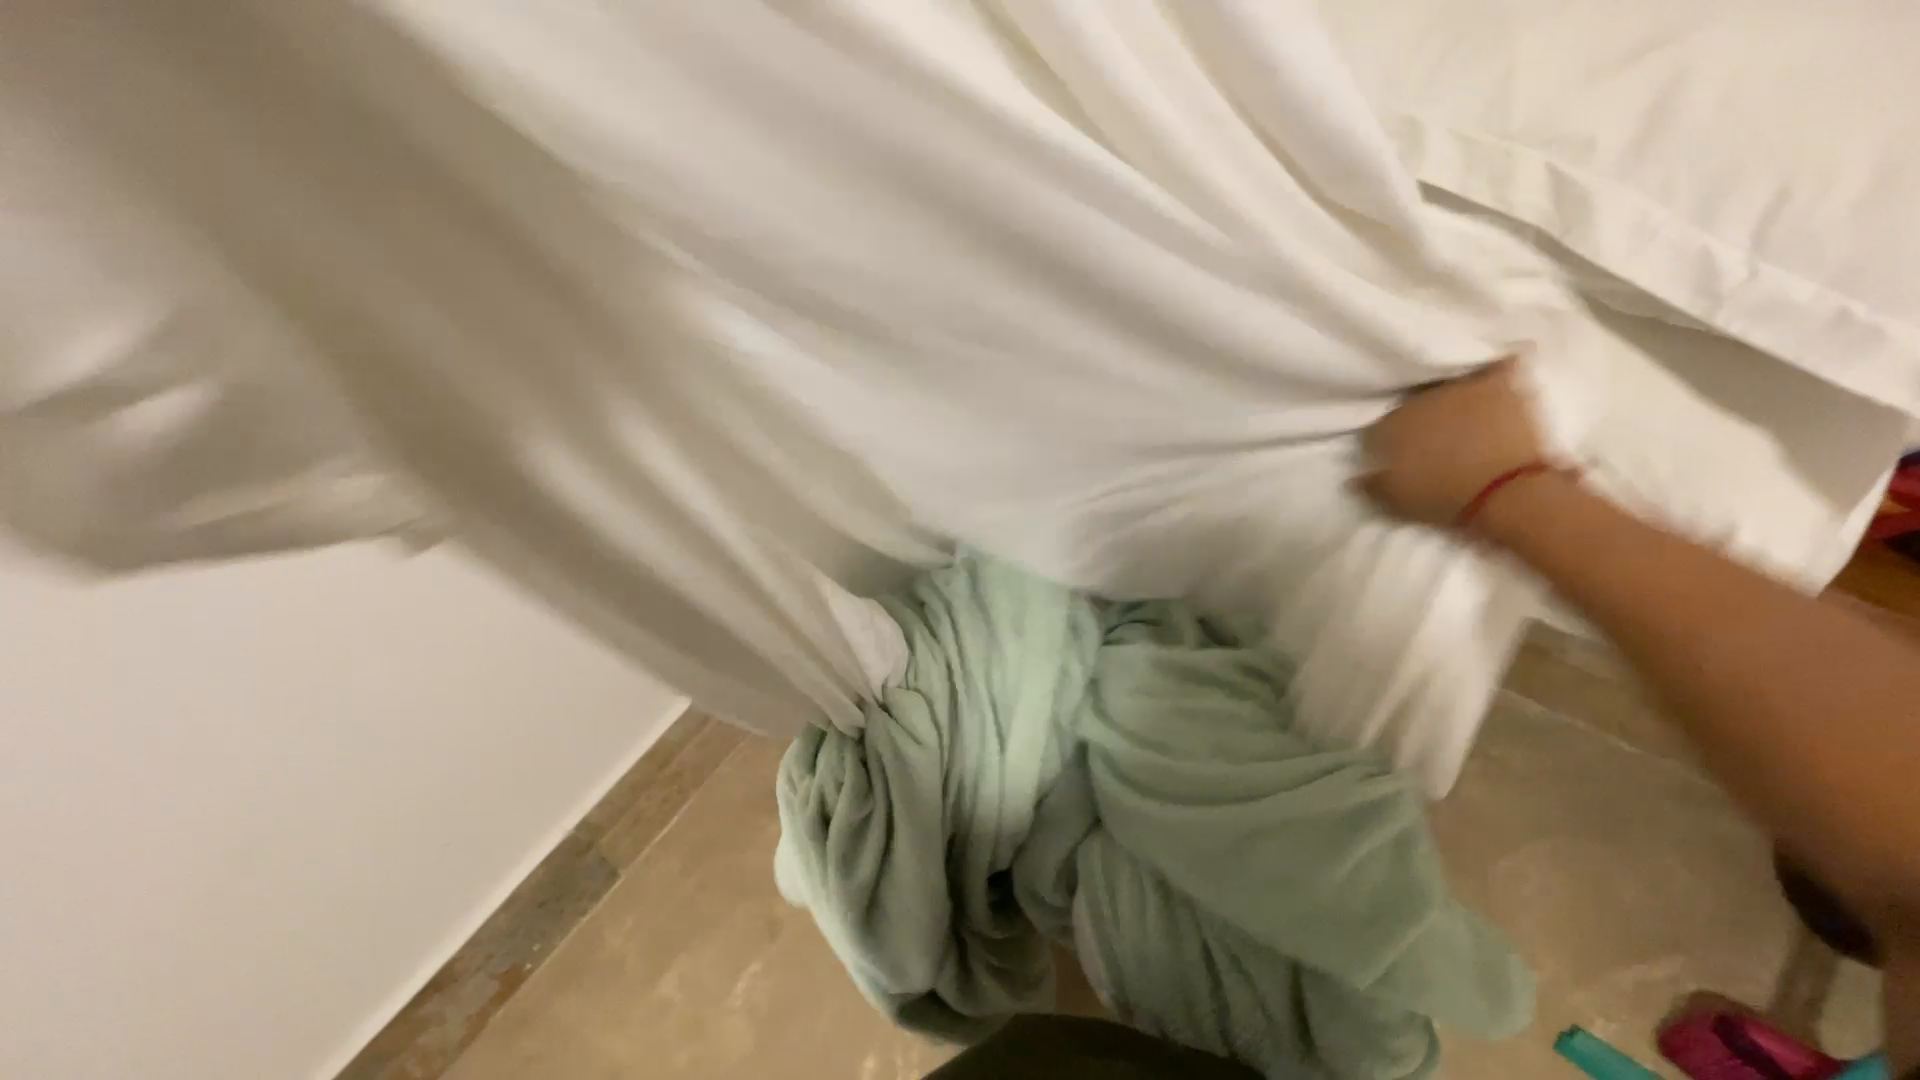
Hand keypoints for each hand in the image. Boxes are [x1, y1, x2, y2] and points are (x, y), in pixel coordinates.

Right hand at [1356, 359, 1549, 527]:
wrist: (1505, 494)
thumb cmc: (1445, 498)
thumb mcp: (1395, 501)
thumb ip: (1371, 485)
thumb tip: (1353, 478)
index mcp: (1391, 425)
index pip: (1380, 426)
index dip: (1387, 441)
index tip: (1396, 457)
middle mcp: (1420, 400)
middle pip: (1413, 401)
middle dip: (1418, 415)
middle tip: (1430, 438)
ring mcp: (1461, 389)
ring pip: (1451, 380)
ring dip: (1452, 391)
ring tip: (1458, 409)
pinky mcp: (1501, 387)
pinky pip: (1501, 364)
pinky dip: (1499, 366)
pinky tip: (1501, 366)